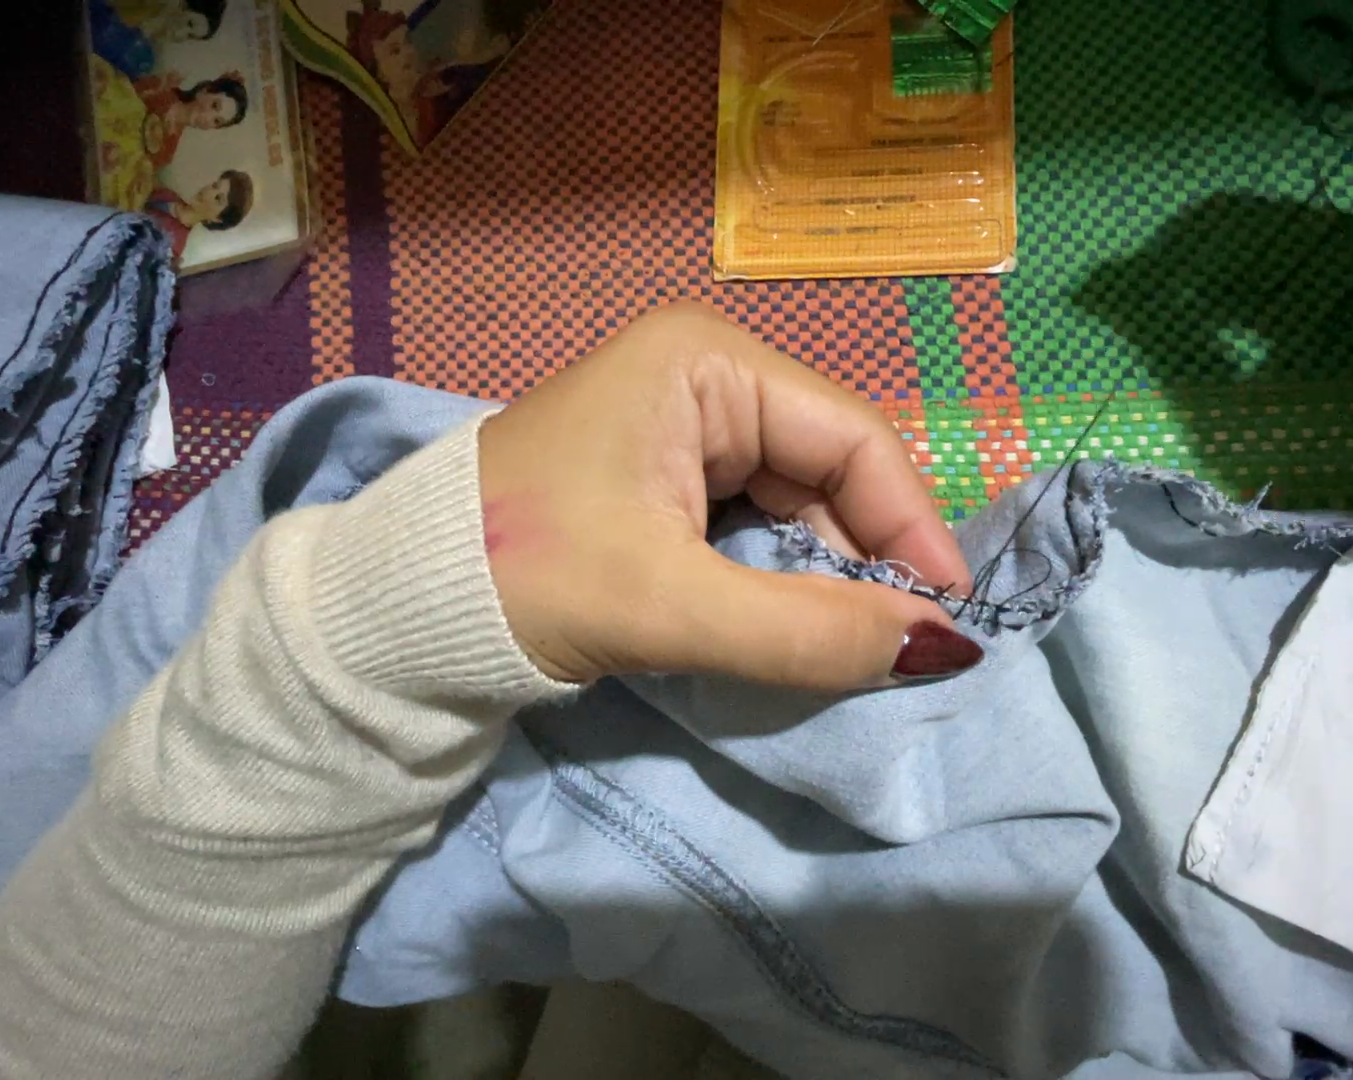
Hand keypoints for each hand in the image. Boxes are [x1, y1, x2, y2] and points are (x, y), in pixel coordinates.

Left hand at [476, 303, 979, 690]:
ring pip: (797, 502)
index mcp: (705, 364)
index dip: (913, 524)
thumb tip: (939, 649)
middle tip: (904, 642)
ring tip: (855, 640)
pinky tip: (797, 619)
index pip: (851, 435)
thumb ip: (804, 630)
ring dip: (829, 573)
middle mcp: (703, 379)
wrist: (399, 610)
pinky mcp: (667, 478)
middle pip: (829, 468)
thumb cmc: (522, 577)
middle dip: (869, 556)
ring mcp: (684, 428)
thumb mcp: (668, 605)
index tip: (952, 614)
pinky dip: (784, 576)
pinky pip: (756, 524)